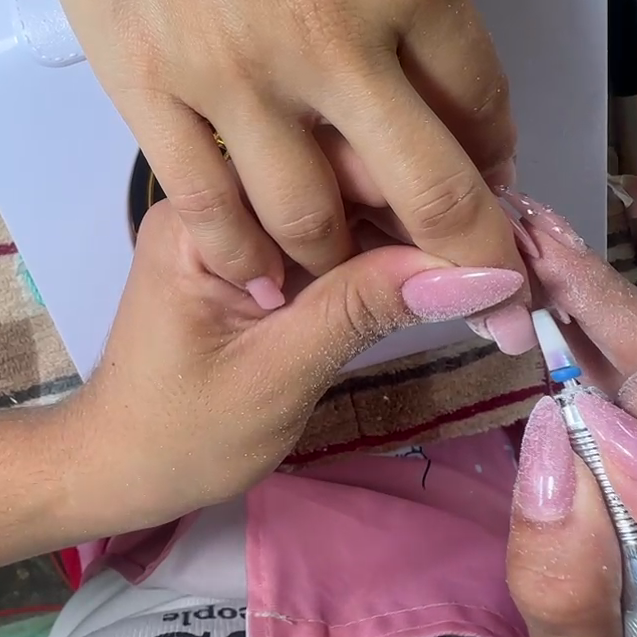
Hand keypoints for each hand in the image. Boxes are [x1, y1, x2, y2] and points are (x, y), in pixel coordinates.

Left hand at [62, 201, 530, 532]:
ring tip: (495, 271)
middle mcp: (222, 196)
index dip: (421, 198)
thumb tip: (480, 271)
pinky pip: (331, 237)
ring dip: (417, 238)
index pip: (325, 170)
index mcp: (206, 214)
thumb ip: (363, 312)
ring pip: (345, 206)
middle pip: (339, 178)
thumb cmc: (181, 435)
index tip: (508, 238)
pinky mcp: (257, 250)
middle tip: (516, 258)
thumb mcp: (275, 376)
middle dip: (428, 217)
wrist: (120, 466)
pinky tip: (441, 275)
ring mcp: (240, 220)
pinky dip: (386, 259)